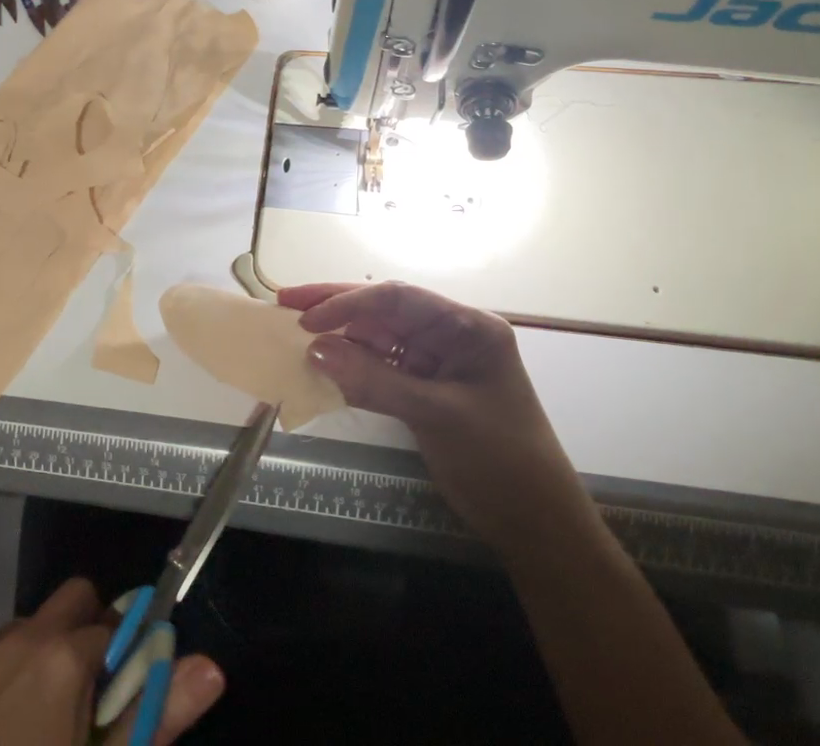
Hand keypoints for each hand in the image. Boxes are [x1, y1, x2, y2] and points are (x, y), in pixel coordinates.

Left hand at [0, 578, 224, 745]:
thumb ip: (158, 714)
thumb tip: (211, 666)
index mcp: (68, 656)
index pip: (117, 627)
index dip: (123, 658)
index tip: (117, 695)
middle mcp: (25, 633)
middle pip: (74, 599)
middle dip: (86, 632)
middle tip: (79, 697)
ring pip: (27, 619)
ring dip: (38, 646)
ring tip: (28, 709)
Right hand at [280, 281, 587, 549]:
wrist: (534, 521)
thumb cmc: (498, 458)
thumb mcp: (435, 414)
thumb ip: (374, 378)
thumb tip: (315, 347)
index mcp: (468, 328)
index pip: (399, 298)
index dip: (348, 302)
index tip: (305, 316)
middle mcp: (451, 337)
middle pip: (386, 312)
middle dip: (337, 308)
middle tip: (285, 303)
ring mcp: (437, 365)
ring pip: (379, 340)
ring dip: (341, 339)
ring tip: (295, 337)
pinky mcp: (426, 393)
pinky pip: (381, 371)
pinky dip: (352, 371)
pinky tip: (323, 370)